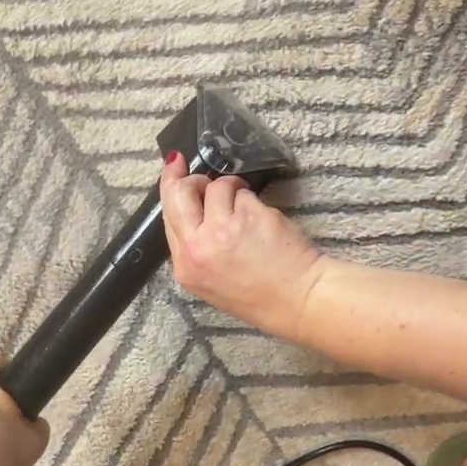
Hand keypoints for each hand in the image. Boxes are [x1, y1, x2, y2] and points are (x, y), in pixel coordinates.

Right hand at [159, 154, 328, 338]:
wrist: (299, 301)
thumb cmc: (261, 294)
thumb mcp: (210, 280)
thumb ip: (196, 246)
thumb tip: (194, 207)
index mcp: (185, 267)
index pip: (167, 214)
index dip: (171, 185)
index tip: (175, 164)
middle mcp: (197, 247)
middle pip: (180, 192)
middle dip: (193, 179)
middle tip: (208, 182)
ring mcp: (222, 230)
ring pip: (217, 187)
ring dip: (232, 188)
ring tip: (248, 211)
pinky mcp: (249, 216)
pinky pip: (244, 193)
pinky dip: (253, 201)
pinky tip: (264, 221)